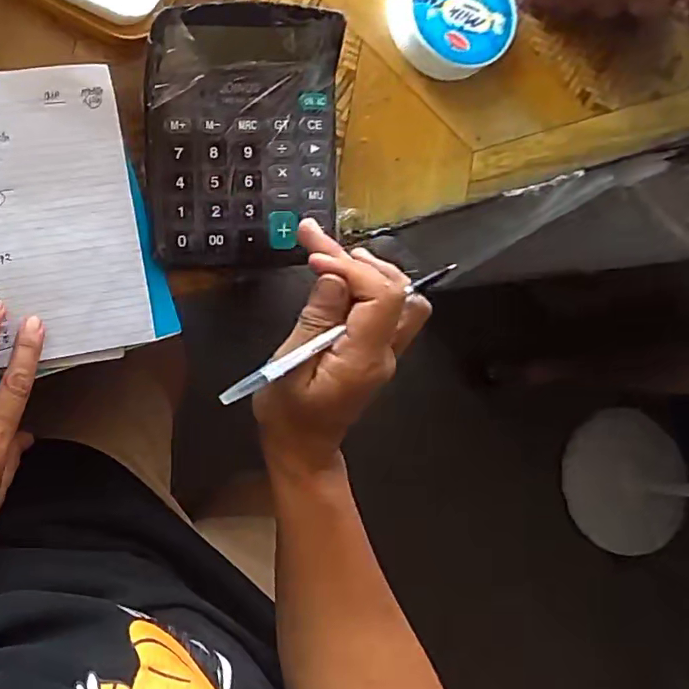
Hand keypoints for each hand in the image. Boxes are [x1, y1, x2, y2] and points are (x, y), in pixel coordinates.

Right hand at [252, 220, 430, 473]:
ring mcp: (386, 351)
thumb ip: (314, 322)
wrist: (301, 447)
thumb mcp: (287, 368)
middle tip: (314, 240)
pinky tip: (339, 278)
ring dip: (369, 269)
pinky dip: (366, 284)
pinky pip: (387, 308)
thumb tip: (334, 278)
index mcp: (363, 358)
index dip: (351, 268)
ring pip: (401, 296)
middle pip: (397, 289)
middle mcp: (385, 351)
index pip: (381, 296)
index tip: (312, 255)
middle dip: (357, 259)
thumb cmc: (286, 414)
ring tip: (329, 255)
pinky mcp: (376, 350)